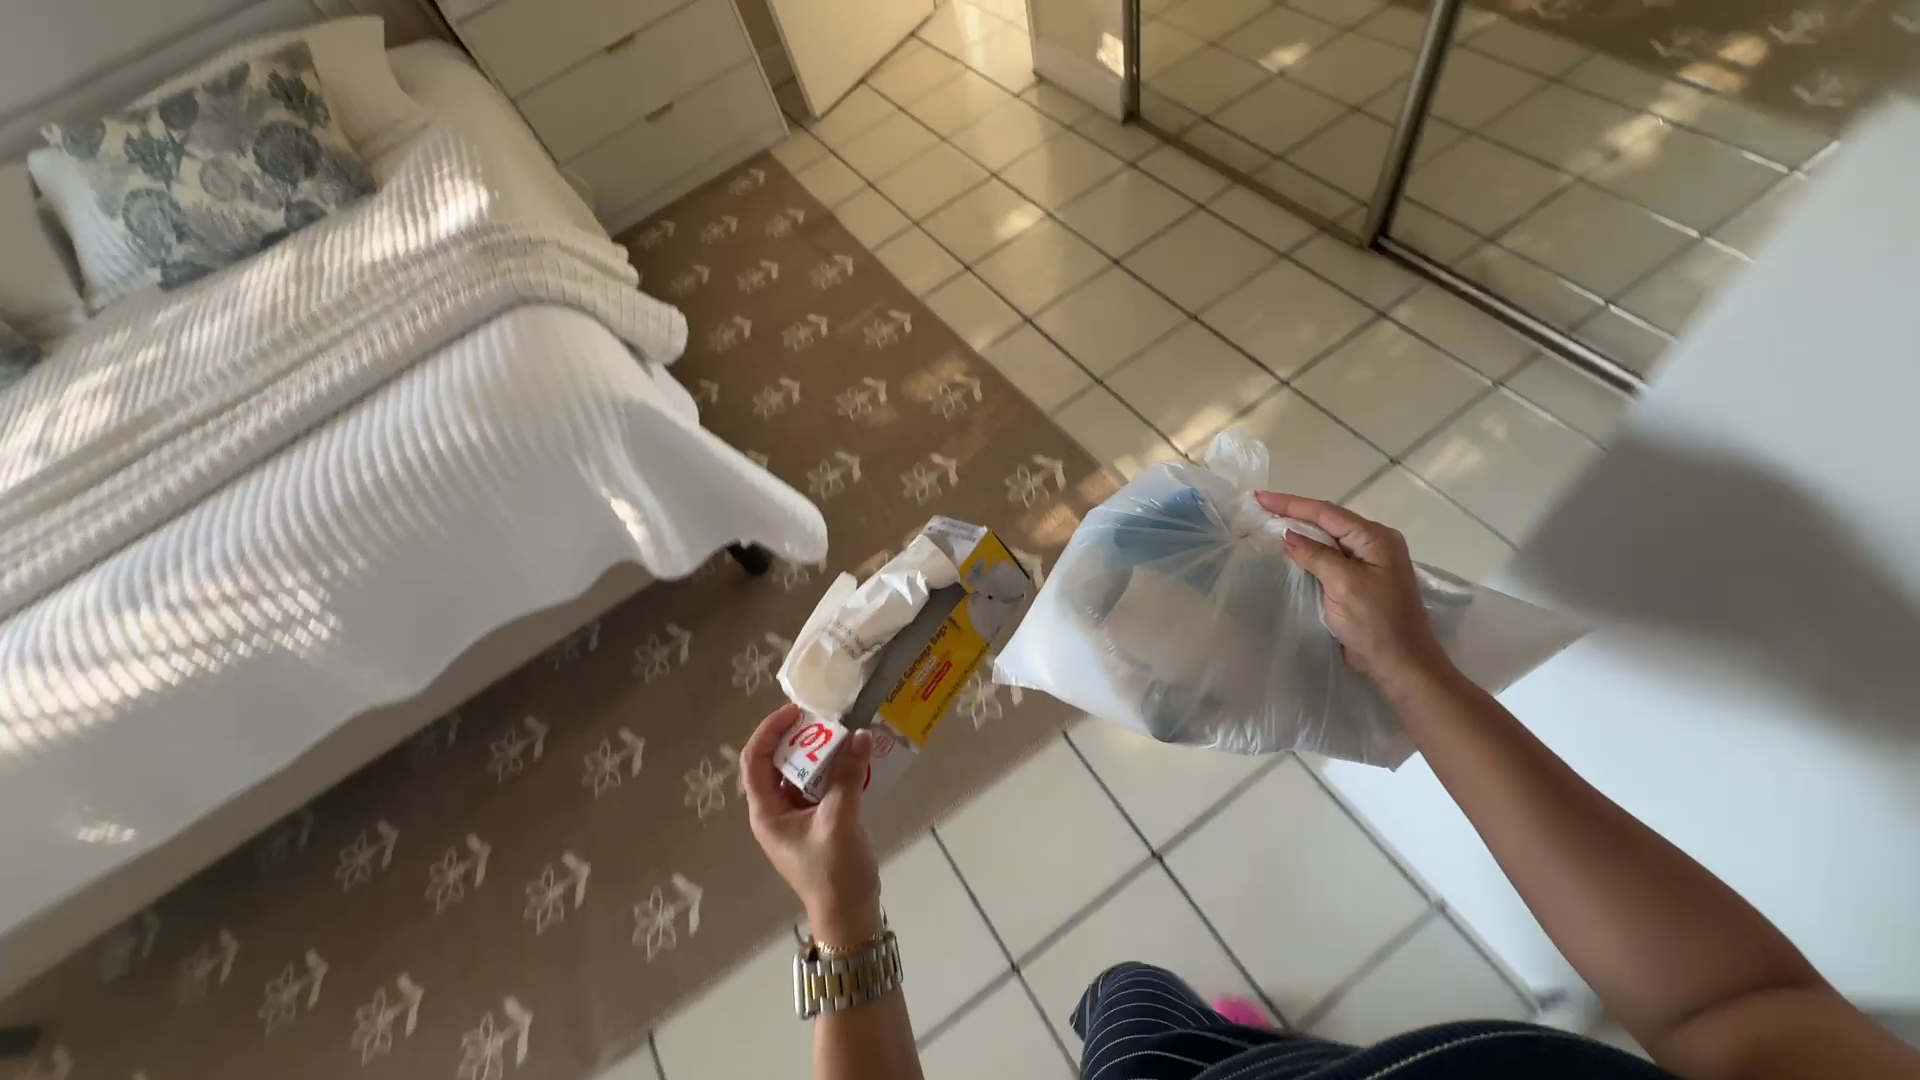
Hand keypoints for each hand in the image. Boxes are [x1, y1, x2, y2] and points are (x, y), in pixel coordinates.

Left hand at [741, 704, 883, 945]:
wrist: (850, 917)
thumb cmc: (834, 872)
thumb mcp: (840, 819)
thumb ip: (848, 775)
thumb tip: (860, 734)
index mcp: (767, 813)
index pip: (754, 761)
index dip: (770, 731)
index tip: (796, 711)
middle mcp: (775, 812)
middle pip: (777, 763)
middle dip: (800, 738)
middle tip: (826, 718)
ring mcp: (796, 819)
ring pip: (800, 774)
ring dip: (820, 754)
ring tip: (844, 733)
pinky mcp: (817, 824)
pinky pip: (819, 787)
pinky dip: (833, 771)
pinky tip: (855, 760)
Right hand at [1254, 492, 1451, 689]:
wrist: (1400, 663)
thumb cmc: (1376, 622)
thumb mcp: (1343, 584)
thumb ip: (1315, 554)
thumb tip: (1288, 534)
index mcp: (1375, 538)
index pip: (1327, 513)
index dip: (1291, 503)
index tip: (1260, 497)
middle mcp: (1374, 544)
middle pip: (1328, 521)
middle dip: (1294, 512)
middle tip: (1260, 506)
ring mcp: (1367, 563)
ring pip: (1327, 539)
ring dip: (1299, 530)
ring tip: (1269, 522)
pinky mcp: (1359, 580)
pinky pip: (1329, 557)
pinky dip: (1307, 551)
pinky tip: (1289, 550)